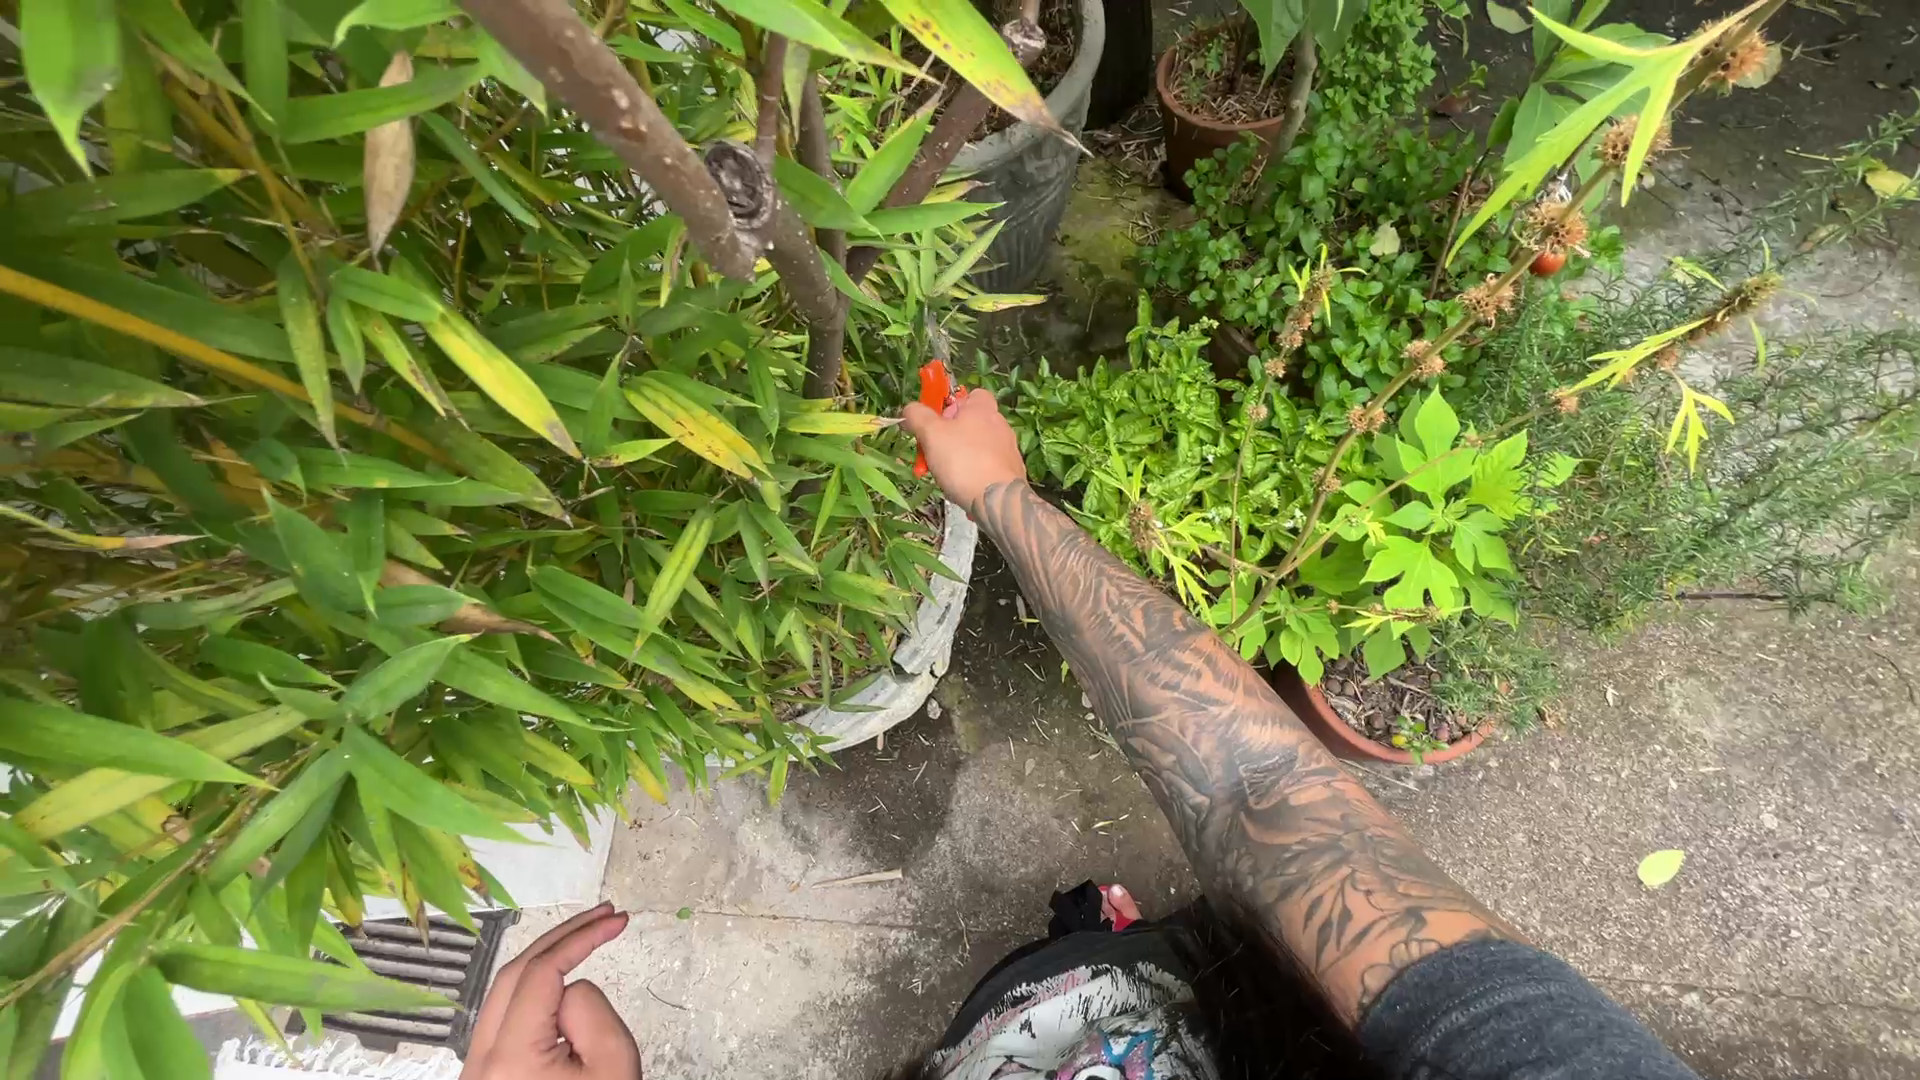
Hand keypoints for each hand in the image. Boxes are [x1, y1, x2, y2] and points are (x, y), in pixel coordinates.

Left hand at [461, 902, 640, 1078]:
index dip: (582, 935)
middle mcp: (478, 1064)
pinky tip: (564, 980)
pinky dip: (536, 991)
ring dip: (548, 960)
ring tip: (590, 936)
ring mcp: (474, 1076)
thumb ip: (590, 1008)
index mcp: (509, 1059)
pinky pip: (506, 1021)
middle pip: (514, 975)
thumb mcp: (613, 1063)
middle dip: (563, 936)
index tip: (621, 919)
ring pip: (505, 997)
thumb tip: (568, 988)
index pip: (543, 972)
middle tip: (606, 913)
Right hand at [900, 388, 1026, 513]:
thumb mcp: (931, 433)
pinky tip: (964, 487)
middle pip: (973, 423)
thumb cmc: (963, 460)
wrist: (997, 499)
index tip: (939, 421)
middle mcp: (1000, 425)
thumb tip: (911, 408)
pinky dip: (976, 474)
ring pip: (979, 447)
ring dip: (963, 457)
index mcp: (983, 409)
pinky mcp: (1012, 472)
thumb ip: (918, 416)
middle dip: (953, 436)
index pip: (972, 394)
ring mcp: (1009, 449)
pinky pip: (989, 467)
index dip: (953, 404)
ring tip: (947, 475)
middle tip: (937, 451)